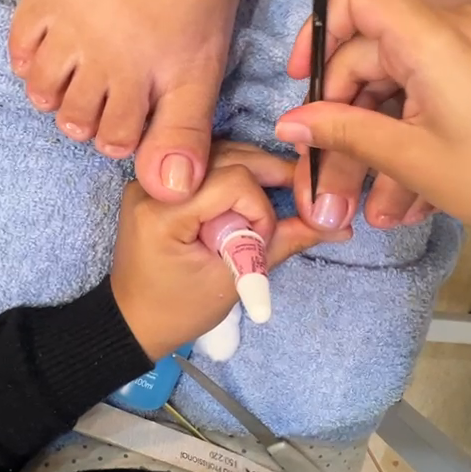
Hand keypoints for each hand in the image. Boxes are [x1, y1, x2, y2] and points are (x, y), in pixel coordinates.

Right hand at [10, 0, 314, 202]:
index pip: (125, 142)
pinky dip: (30, 61)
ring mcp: (74, 21)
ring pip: (46, 90)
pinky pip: (20, 47)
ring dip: (58, 96)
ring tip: (73, 80)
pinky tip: (47, 52)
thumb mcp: (213, 41)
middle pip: (79, 121)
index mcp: (163, 74)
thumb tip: (171, 189)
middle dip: (92, 123)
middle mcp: (112, 57)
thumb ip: (187, 115)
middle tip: (101, 105)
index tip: (130, 126)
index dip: (128, 141)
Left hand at [111, 143, 333, 360]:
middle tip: (298, 194)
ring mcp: (150, 180)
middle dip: (268, 172)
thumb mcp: (233, 282)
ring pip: (217, 151)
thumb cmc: (179, 310)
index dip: (260, 207)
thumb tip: (338, 226)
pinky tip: (251, 192)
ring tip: (278, 193)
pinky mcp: (157, 182)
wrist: (132, 320)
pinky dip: (232, 171)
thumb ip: (281, 244)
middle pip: (227, 155)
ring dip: (253, 168)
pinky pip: (203, 163)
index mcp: (163, 213)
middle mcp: (151, 185)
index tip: (264, 239)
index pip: (232, 182)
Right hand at [299, 0, 470, 231]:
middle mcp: (450, 31)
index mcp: (433, 38)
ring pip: (396, 87)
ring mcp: (469, 53)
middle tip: (332, 182)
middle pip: (369, 56)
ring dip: (377, 143)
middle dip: (344, 120)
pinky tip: (406, 197)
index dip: (320, 31)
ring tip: (374, 208)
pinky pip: (425, 97)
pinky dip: (408, 138)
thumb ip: (344, 133)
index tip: (305, 83)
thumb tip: (287, 122)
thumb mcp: (414, 159)